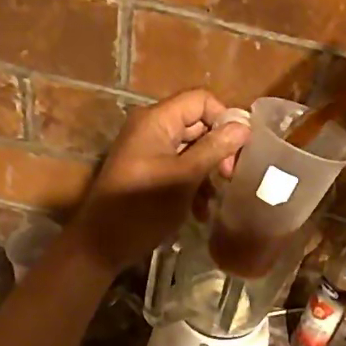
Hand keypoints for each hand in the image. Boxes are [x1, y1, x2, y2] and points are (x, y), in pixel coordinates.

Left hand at [69, 89, 249, 268]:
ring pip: (192, 148)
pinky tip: (201, 210)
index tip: (240, 150)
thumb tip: (244, 126)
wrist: (101, 245)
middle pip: (198, 123)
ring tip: (216, 199)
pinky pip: (180, 166)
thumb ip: (214, 149)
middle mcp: (152, 128)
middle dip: (219, 149)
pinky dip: (194, 184)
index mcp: (156, 120)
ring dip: (208, 171)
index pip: (201, 100)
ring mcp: (149, 150)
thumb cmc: (141, 208)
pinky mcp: (149, 171)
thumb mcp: (183, 178)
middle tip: (231, 178)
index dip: (224, 119)